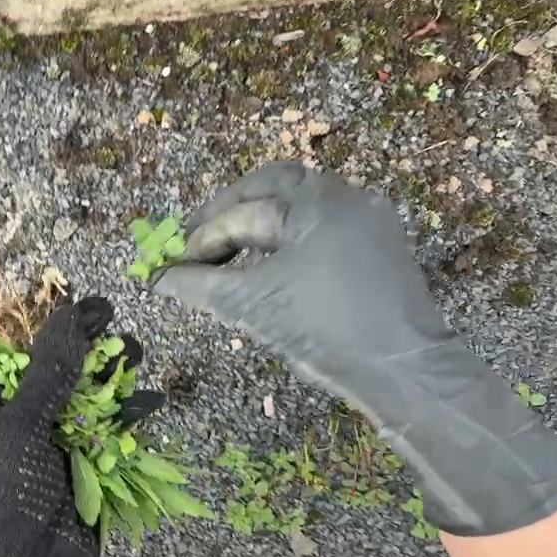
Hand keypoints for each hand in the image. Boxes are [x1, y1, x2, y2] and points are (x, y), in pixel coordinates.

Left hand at [0, 296, 156, 556]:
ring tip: (134, 353)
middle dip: (88, 343)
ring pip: (89, 390)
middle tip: (114, 323)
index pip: (14, 346)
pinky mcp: (85, 458)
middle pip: (58, 363)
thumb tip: (71, 318)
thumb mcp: (18, 429)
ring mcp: (54, 434)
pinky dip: (130, 413)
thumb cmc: (2, 495)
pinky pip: (111, 426)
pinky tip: (149, 401)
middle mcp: (20, 411)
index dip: (48, 322)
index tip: (85, 304)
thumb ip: (46, 375)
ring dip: (113, 371)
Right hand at [153, 161, 556, 535]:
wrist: (400, 369)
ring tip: (225, 258)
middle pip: (273, 187)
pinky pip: (318, 228)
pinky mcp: (376, 248)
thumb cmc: (322, 329)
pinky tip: (264, 269)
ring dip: (256, 225)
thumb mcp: (249, 305)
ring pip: (297, 207)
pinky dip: (283, 240)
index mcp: (316, 204)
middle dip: (229, 213)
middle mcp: (345, 199)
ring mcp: (366, 222)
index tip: (175, 265)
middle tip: (198, 245)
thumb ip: (196, 284)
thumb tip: (155, 278)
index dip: (203, 237)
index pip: (243, 210)